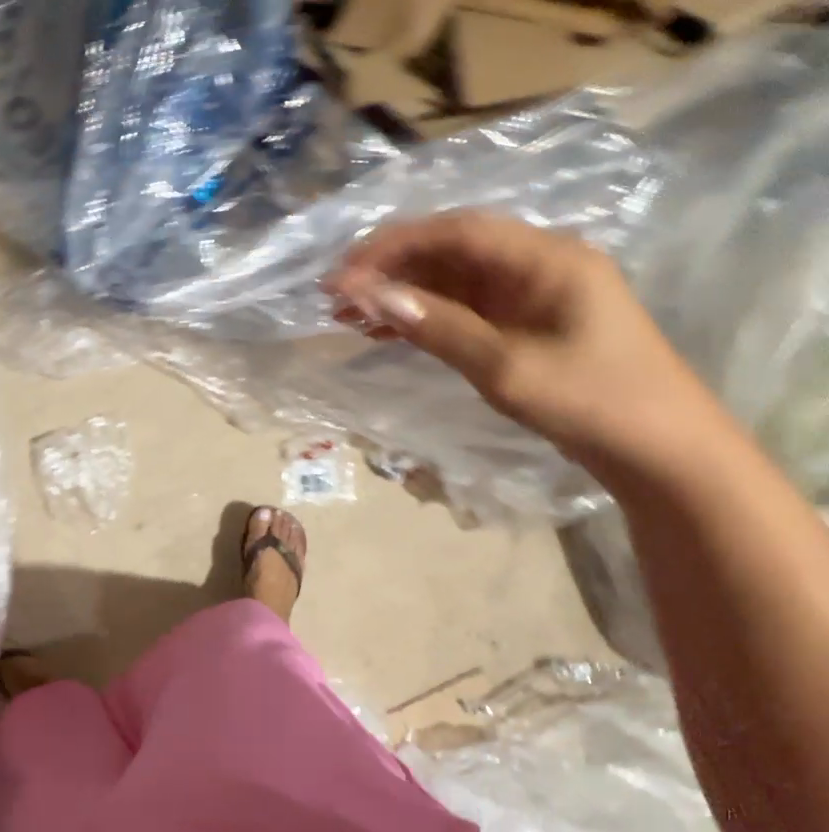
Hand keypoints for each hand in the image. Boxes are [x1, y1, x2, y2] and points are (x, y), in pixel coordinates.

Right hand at [322, 211, 728, 486]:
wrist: (654, 446)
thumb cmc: (588, 400)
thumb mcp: (503, 365)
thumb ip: (436, 326)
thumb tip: (369, 296)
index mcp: (547, 259)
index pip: (457, 231)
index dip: (393, 245)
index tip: (341, 275)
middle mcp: (539, 264)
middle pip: (450, 248)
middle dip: (388, 267)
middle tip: (332, 296)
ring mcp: (531, 294)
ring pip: (449, 278)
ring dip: (397, 291)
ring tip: (344, 316)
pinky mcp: (522, 322)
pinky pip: (459, 305)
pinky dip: (417, 314)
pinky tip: (380, 330)